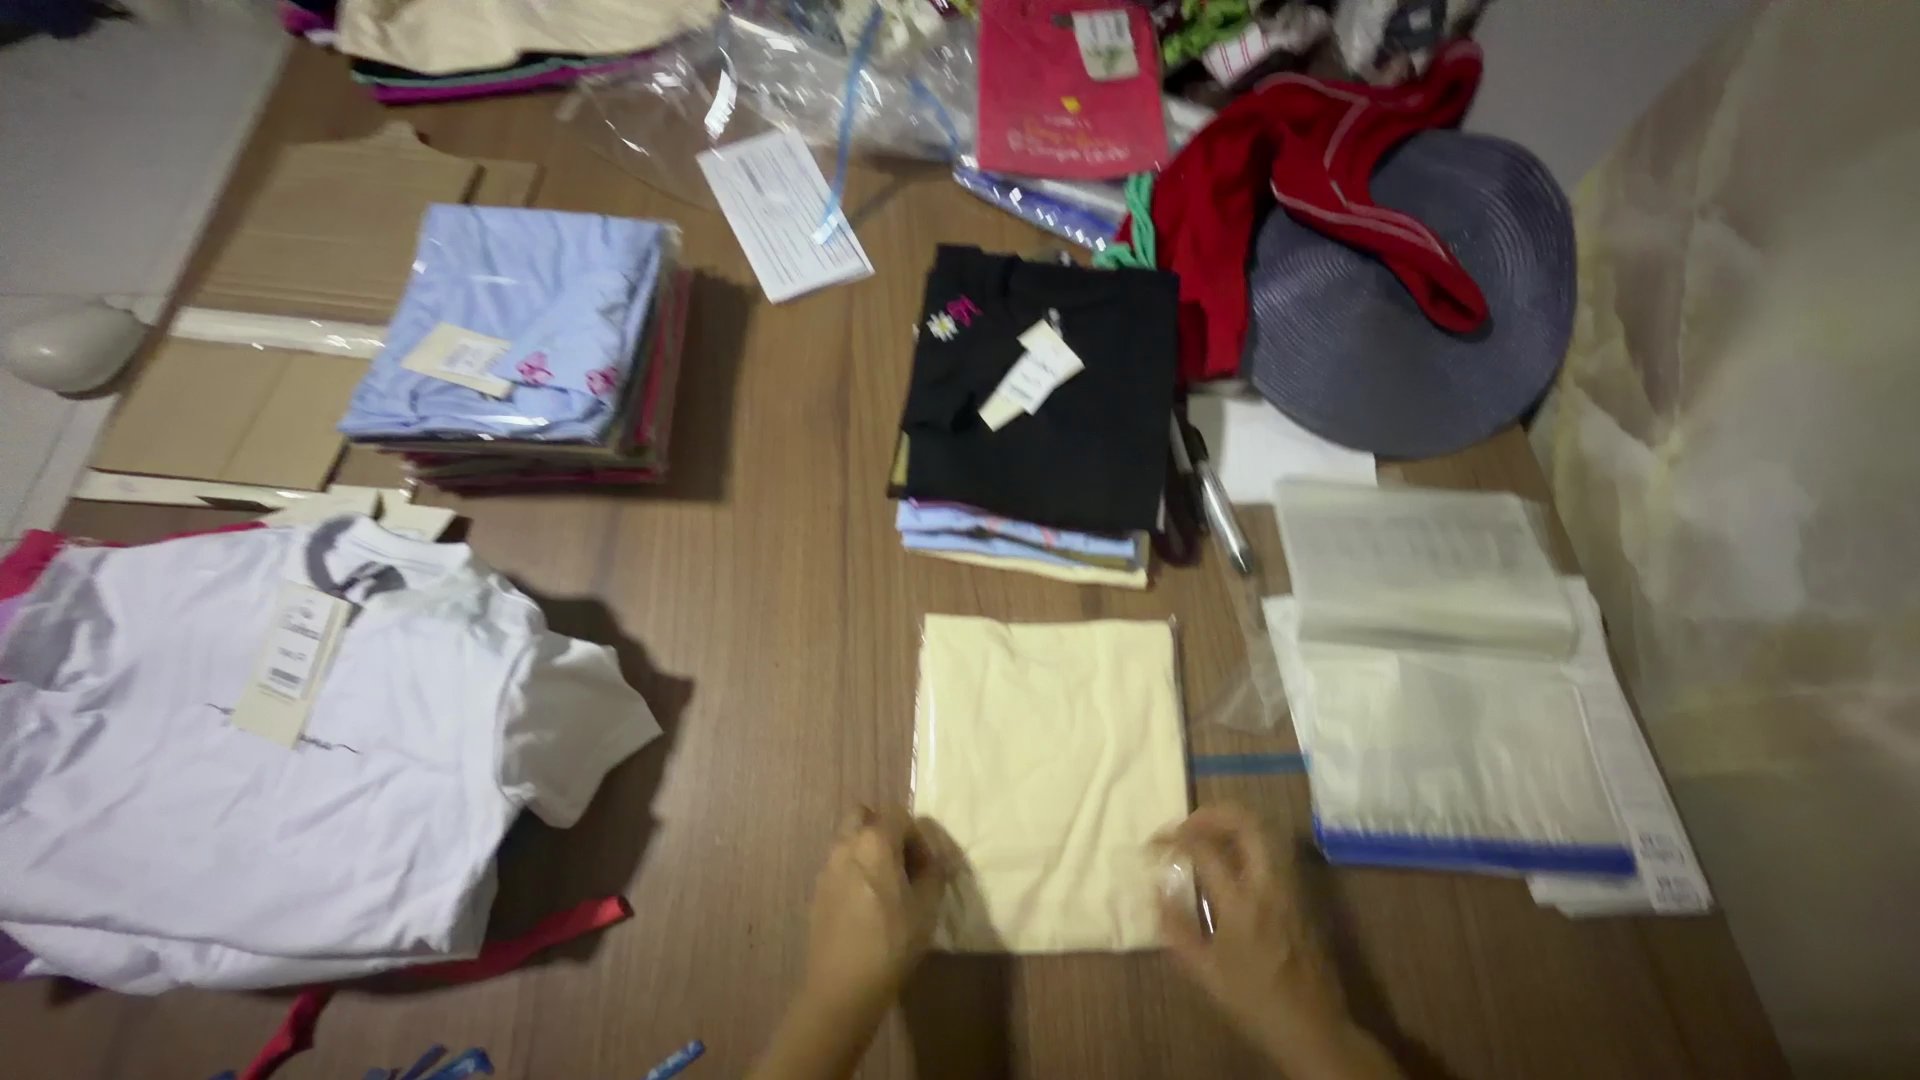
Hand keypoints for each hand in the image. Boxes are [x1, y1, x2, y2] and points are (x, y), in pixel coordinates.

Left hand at [803, 805, 951, 1007]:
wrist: (842, 988)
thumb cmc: (892, 943)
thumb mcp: (927, 907)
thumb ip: (933, 872)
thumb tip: (934, 860)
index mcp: (874, 841)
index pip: (899, 813)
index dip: (917, 835)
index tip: (926, 866)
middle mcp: (846, 845)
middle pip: (864, 815)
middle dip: (884, 829)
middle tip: (901, 862)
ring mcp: (827, 868)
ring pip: (848, 840)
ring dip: (867, 850)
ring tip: (885, 886)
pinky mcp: (817, 892)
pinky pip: (839, 865)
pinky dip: (854, 871)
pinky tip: (866, 906)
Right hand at [1157, 805, 1352, 1057]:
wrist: (1315, 1028)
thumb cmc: (1255, 1002)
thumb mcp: (1205, 972)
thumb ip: (1176, 927)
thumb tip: (1158, 888)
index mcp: (1242, 904)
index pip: (1204, 849)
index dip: (1174, 838)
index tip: (1155, 845)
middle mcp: (1270, 885)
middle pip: (1247, 822)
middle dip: (1211, 814)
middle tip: (1187, 826)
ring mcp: (1293, 886)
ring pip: (1269, 830)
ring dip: (1235, 821)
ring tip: (1209, 834)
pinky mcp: (1305, 894)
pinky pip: (1278, 849)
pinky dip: (1253, 839)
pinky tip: (1236, 857)